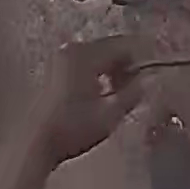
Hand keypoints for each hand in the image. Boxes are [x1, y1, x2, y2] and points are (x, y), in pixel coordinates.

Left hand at [21, 37, 142, 166]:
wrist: (34, 143)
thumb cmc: (72, 128)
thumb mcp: (109, 115)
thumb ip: (133, 94)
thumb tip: (151, 79)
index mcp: (87, 54)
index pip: (123, 45)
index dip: (142, 55)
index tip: (154, 68)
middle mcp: (74, 48)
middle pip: (111, 47)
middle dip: (127, 63)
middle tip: (138, 84)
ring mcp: (63, 56)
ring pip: (99, 54)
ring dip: (113, 68)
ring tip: (121, 91)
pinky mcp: (57, 67)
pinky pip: (86, 60)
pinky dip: (99, 71)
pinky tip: (103, 91)